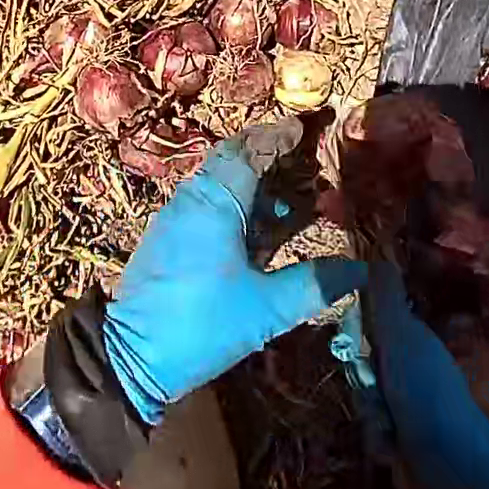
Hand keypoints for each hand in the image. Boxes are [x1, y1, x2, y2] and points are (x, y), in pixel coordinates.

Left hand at [102, 136, 366, 424]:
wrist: (128, 360)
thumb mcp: (266, 310)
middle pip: (233, 156)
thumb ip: (314, 284)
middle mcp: (193, 198)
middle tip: (301, 152)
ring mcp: (176, 215)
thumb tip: (360, 269)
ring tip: (288, 191)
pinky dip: (237, 196)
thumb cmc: (201, 325)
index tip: (305, 128)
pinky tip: (257, 223)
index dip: (279, 137)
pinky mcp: (169, 235)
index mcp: (216, 203)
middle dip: (267, 149)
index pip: (250, 150)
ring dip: (253, 175)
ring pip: (219, 177)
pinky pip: (208, 198)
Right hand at [366, 263, 488, 488]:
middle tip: (374, 391)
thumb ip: (386, 300)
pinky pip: (373, 427)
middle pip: (362, 358)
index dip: (354, 330)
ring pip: (365, 394)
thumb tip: (376, 256)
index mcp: (413, 338)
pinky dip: (376, 437)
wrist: (457, 476)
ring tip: (385, 427)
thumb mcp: (404, 340)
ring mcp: (408, 403)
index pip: (369, 319)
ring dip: (368, 411)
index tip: (349, 345)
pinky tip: (388, 449)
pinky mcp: (404, 438)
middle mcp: (410, 366)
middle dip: (361, 377)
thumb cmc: (429, 397)